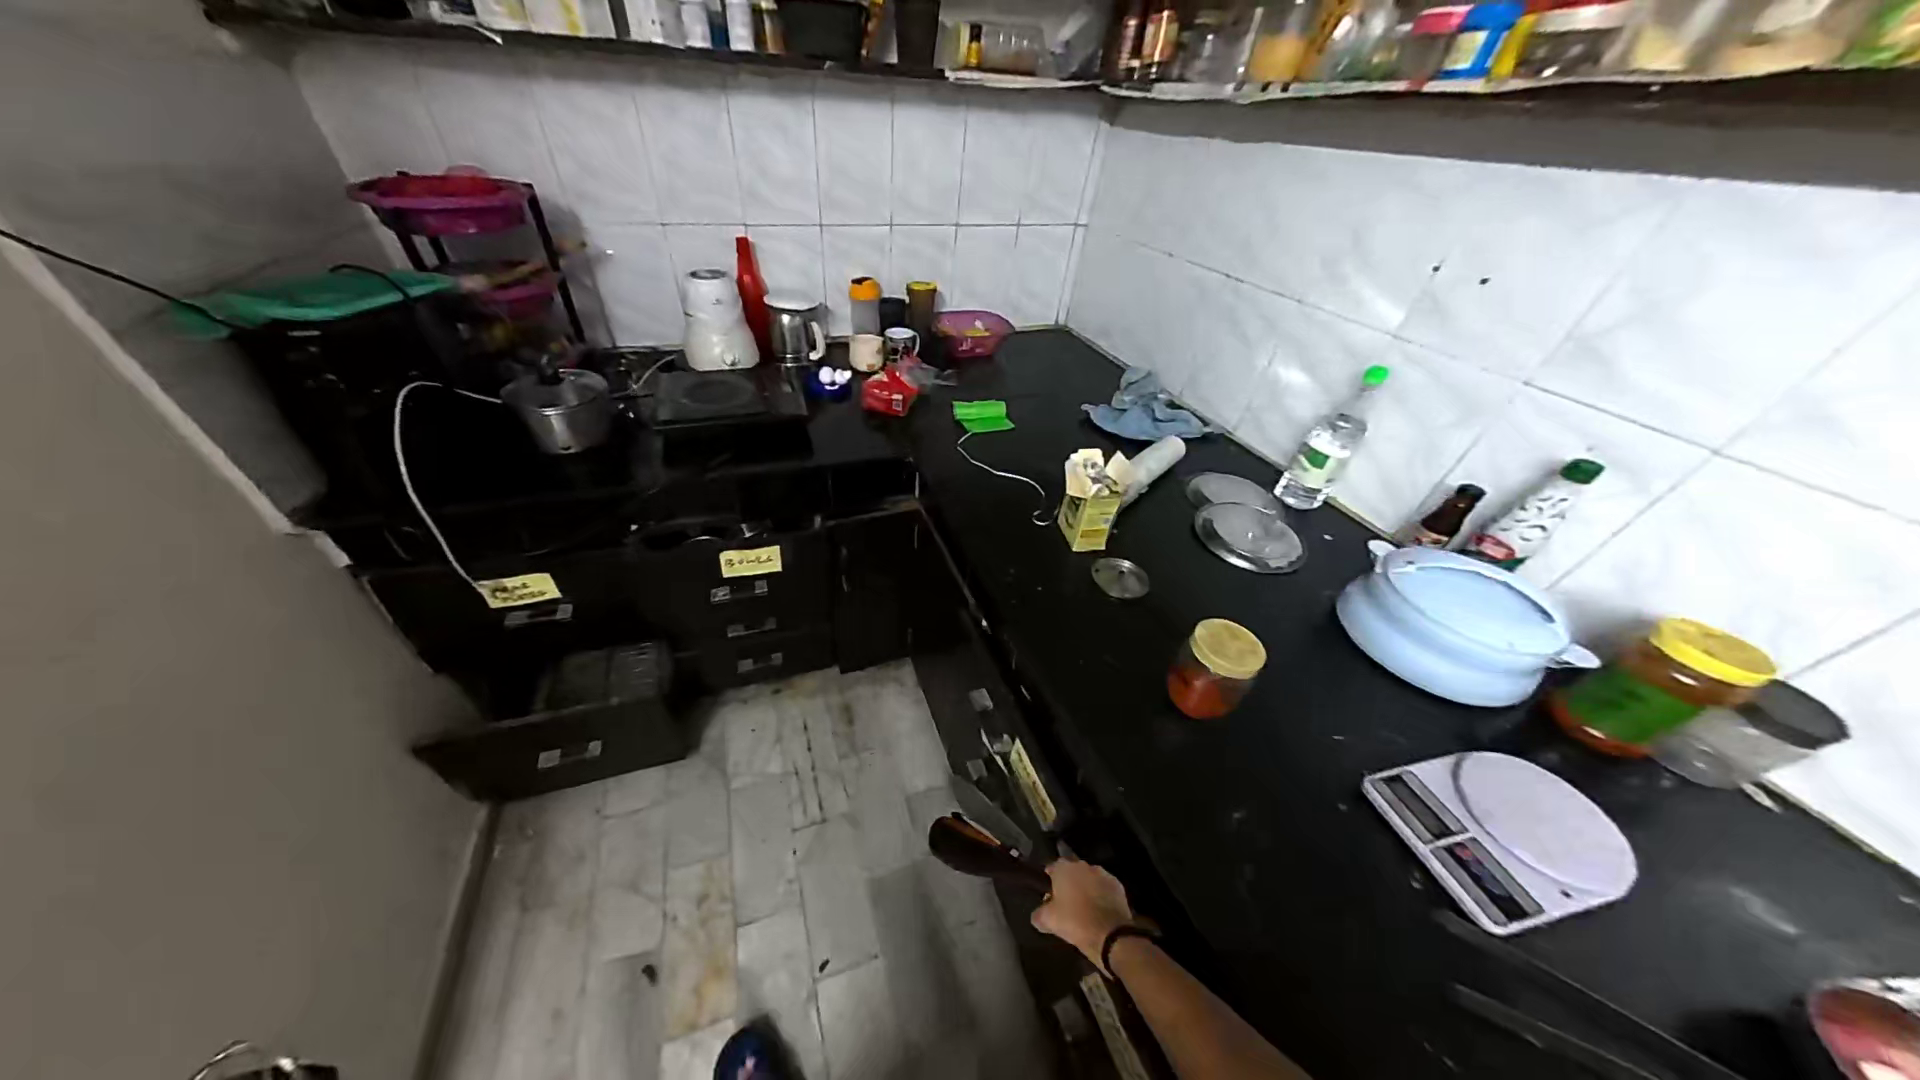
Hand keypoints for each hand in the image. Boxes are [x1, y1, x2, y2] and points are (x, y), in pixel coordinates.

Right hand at [1031, 858, 1135, 967]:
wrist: (1112, 936)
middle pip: (1071, 872)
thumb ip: (1038, 914)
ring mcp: (1103, 874)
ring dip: (1086, 888)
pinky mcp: (1118, 886)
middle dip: (1068, 884)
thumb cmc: (1075, 923)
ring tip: (1084, 909)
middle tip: (1065, 904)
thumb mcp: (1048, 921)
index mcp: (1064, 868)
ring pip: (1089, 879)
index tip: (1049, 897)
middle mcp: (1083, 865)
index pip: (1051, 868)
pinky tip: (1099, 911)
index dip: (1049, 882)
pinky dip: (1101, 896)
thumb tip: (1037, 915)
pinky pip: (1104, 888)